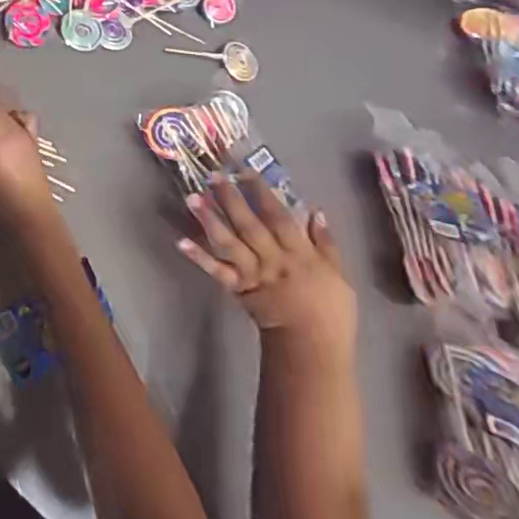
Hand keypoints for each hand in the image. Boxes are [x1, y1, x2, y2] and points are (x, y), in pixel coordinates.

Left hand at [178, 173, 354, 357]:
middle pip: (249, 223)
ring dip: (210, 220)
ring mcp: (253, 273)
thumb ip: (325, 242)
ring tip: (192, 199)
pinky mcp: (238, 288)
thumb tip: (316, 210)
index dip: (261, 192)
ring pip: (229, 242)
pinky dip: (199, 257)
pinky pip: (217, 271)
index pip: (278, 215)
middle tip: (212, 176)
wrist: (312, 347)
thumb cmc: (330, 310)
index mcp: (298, 252)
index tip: (245, 171)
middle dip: (230, 198)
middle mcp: (273, 258)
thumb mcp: (338, 274)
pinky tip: (180, 242)